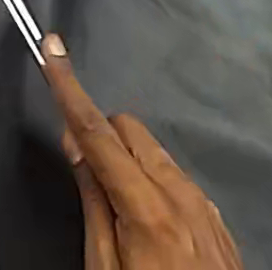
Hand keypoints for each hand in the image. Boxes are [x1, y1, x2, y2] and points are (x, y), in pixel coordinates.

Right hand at [42, 35, 243, 269]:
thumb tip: (76, 144)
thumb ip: (92, 200)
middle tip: (83, 170)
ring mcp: (205, 206)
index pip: (96, 130)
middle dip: (100, 134)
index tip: (53, 50)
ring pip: (152, 149)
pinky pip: (175, 176)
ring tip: (115, 207)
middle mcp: (182, 195)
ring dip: (126, 157)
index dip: (68, 87)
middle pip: (127, 127)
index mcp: (148, 207)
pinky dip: (151, 179)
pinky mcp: (218, 220)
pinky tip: (146, 220)